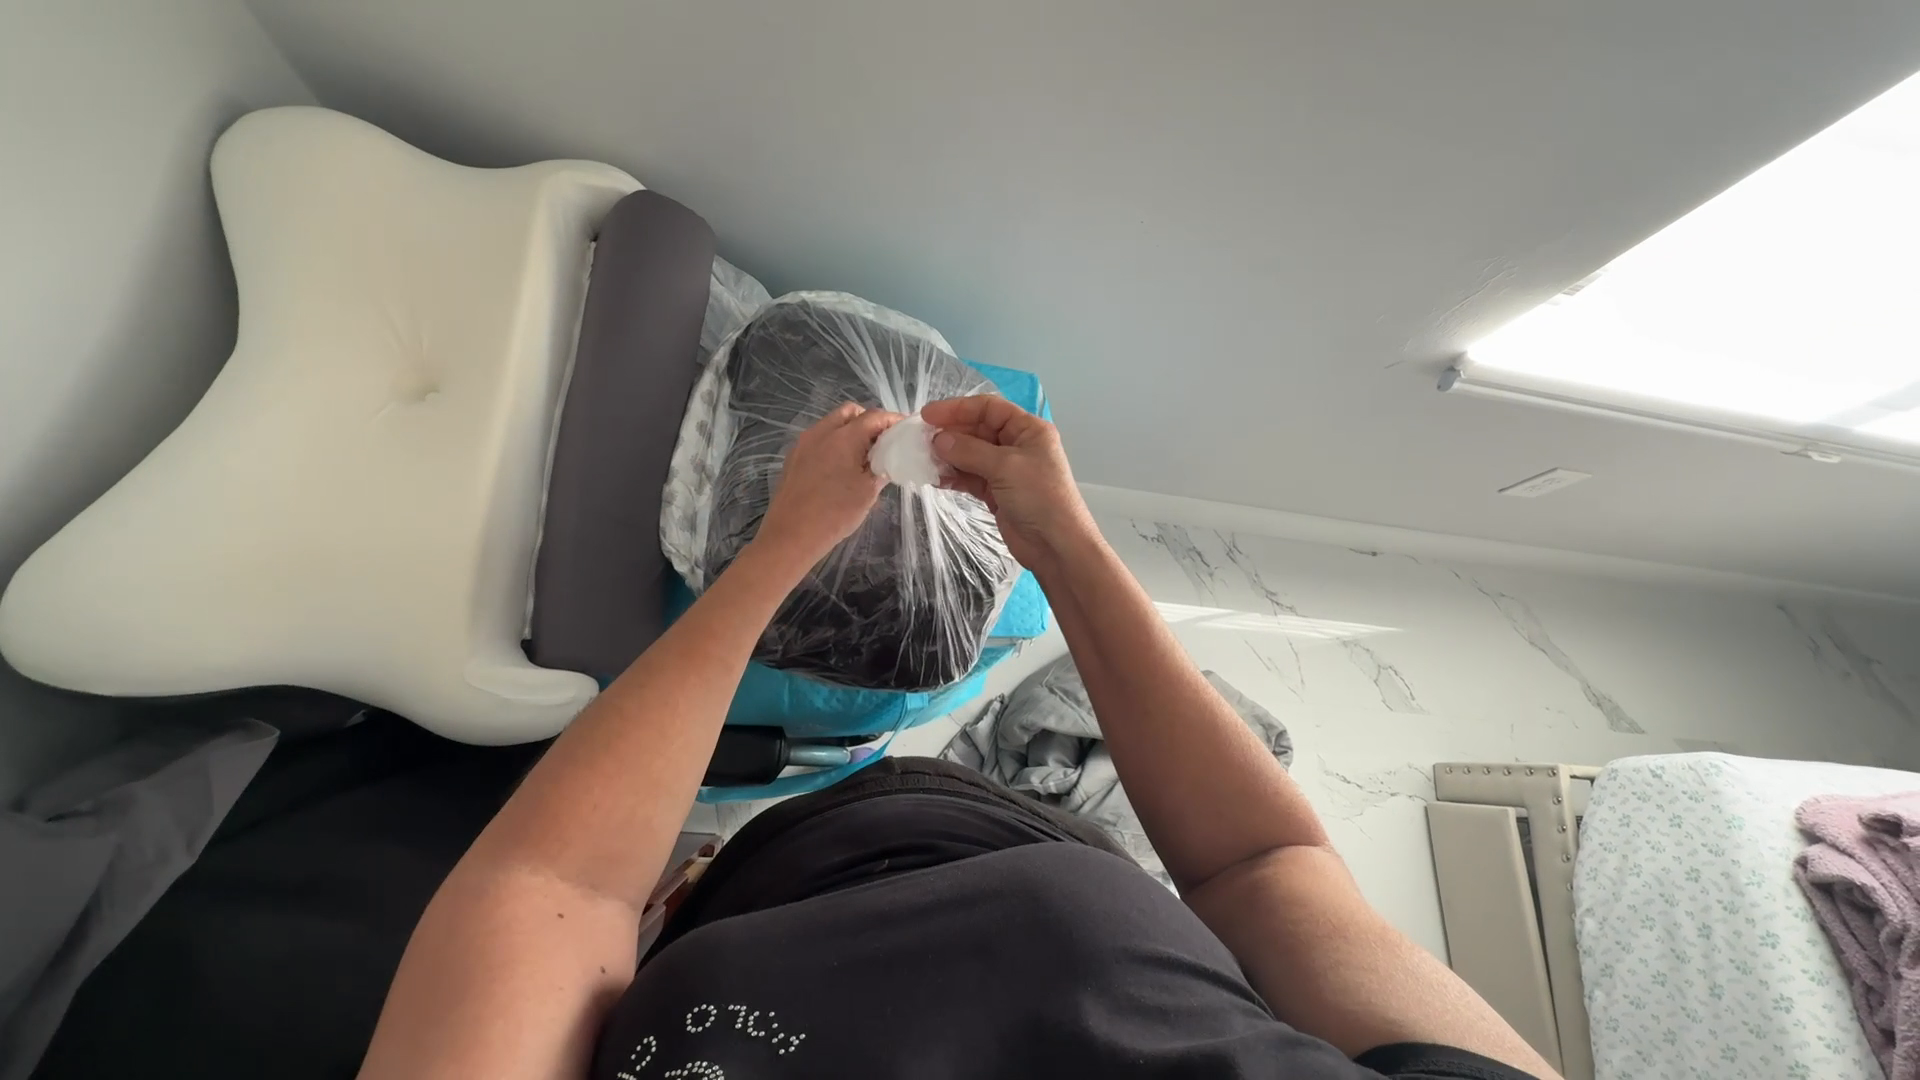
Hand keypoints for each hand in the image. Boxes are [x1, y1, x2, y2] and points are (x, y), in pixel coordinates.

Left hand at [753, 403, 901, 572]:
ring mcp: (804, 442)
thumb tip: (888, 457)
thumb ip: (882, 467)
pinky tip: (841, 466)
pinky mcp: (793, 456)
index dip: (893, 420)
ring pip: (832, 423)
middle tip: (883, 442)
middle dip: (870, 421)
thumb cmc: (835, 514)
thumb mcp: (868, 492)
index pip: (874, 416)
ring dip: (851, 431)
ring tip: (863, 455)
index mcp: (844, 437)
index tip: (905, 431)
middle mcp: (821, 432)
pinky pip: (819, 438)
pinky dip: (834, 442)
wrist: (791, 535)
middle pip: (851, 412)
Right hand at [921, 395, 1099, 572]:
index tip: (927, 416)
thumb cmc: (1039, 497)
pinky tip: (935, 479)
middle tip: (920, 441)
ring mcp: (1006, 470)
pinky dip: (953, 477)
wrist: (1056, 545)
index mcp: (1028, 430)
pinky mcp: (997, 493)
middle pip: (977, 430)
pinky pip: (970, 478)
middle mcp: (1017, 445)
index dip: (957, 409)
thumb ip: (969, 450)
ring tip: (923, 460)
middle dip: (950, 434)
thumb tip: (938, 440)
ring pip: (971, 455)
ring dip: (948, 457)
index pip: (988, 408)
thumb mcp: (1005, 467)